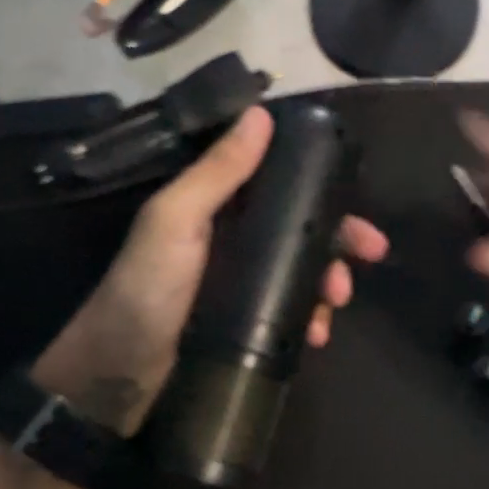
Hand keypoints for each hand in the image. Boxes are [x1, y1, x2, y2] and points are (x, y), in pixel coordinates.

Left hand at [33, 107, 388, 435]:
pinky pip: (291, 312)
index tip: (356, 200)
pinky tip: (317, 335)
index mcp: (215, 206)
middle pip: (300, 229)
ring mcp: (242, 284)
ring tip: (332, 307)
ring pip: (302, 272)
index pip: (280, 184)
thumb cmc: (146, 289)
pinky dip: (310, 319)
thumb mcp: (176, 221)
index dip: (321, 188)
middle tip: (370, 256)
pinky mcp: (247, 324)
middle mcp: (233, 239)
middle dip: (338, 242)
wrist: (119, 374)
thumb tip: (260, 115)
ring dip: (327, 284)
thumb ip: (217, 172)